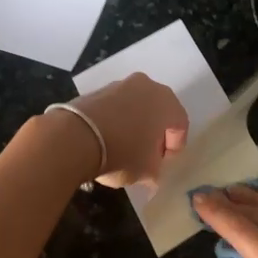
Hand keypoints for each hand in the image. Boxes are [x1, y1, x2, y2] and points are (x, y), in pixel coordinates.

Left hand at [66, 72, 188, 188]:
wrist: (77, 135)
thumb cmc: (122, 152)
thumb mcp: (146, 171)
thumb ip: (155, 170)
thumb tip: (152, 173)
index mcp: (166, 102)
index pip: (180, 124)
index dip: (174, 147)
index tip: (162, 164)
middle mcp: (147, 86)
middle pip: (159, 111)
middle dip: (155, 133)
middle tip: (147, 155)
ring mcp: (121, 84)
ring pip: (136, 106)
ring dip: (135, 124)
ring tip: (124, 148)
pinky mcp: (99, 89)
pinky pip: (116, 106)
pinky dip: (116, 120)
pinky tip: (107, 139)